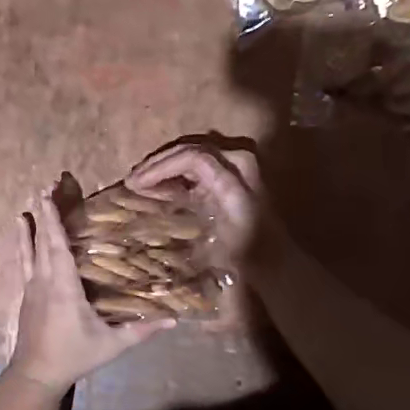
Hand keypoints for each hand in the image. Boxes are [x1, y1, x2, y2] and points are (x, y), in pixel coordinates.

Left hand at [5, 187, 174, 393]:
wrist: (35, 372)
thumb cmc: (74, 356)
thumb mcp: (111, 345)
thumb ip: (141, 330)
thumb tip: (175, 319)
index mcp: (64, 288)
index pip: (57, 247)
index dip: (52, 221)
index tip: (48, 197)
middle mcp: (44, 281)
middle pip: (43, 241)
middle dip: (43, 213)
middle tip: (44, 187)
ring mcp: (32, 287)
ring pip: (29, 250)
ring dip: (30, 226)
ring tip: (29, 203)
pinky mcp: (26, 294)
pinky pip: (25, 263)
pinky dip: (24, 245)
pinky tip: (22, 234)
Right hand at [124, 144, 275, 264]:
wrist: (278, 261)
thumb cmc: (244, 256)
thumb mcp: (211, 245)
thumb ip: (184, 217)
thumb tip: (145, 206)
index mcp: (234, 182)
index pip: (193, 157)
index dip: (159, 167)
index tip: (134, 184)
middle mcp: (241, 164)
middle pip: (190, 148)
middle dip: (157, 163)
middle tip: (131, 180)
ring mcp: (241, 164)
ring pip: (194, 149)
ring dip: (165, 163)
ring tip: (141, 181)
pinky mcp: (236, 171)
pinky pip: (201, 158)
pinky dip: (178, 167)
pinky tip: (161, 184)